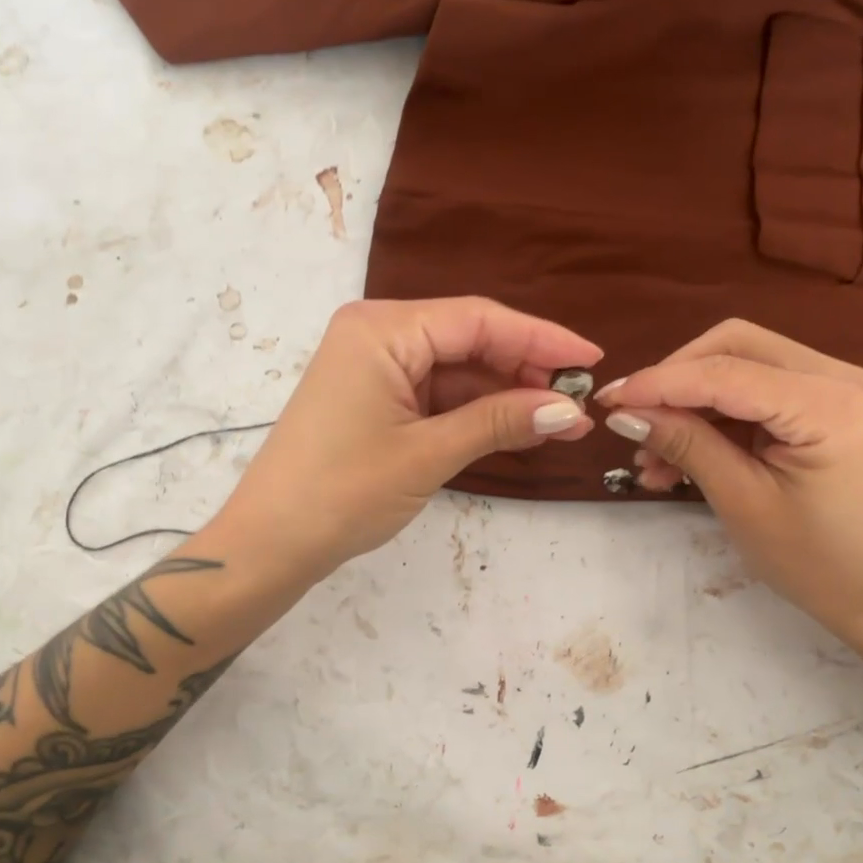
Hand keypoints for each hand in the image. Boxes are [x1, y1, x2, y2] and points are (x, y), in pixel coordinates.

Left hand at [215, 297, 601, 574]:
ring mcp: (373, 366)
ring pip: (457, 368)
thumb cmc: (343, 493)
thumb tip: (570, 411)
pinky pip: (436, 392)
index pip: (479, 319)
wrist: (272, 542)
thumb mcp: (428, 454)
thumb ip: (500, 422)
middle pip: (469, 338)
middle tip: (578, 406)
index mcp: (382, 328)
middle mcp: (377, 333)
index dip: (540, 339)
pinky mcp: (374, 397)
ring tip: (558, 425)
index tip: (591, 360)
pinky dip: (474, 410)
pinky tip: (515, 428)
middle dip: (525, 371)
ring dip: (504, 394)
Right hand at [595, 319, 862, 637]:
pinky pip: (754, 392)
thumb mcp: (742, 502)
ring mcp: (834, 386)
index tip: (606, 401)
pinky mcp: (824, 403)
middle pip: (733, 347)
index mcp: (828, 404)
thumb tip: (624, 413)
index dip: (659, 383)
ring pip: (739, 366)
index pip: (725, 373)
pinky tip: (679, 458)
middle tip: (631, 421)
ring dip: (689, 403)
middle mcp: (838, 376)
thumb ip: (686, 445)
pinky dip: (713, 417)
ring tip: (650, 459)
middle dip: (674, 380)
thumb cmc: (816, 561)